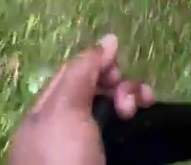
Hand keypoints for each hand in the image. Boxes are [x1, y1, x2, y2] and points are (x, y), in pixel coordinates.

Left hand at [7, 34, 154, 164]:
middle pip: (97, 87)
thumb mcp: (64, 111)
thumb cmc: (62, 162)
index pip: (74, 72)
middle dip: (120, 83)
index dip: (99, 63)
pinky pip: (124, 128)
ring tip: (142, 108)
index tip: (118, 69)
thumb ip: (83, 70)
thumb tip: (109, 38)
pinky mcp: (107, 158)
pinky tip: (147, 116)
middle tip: (129, 99)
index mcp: (44, 114)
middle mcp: (64, 127)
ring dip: (132, 96)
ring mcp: (86, 146)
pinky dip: (138, 118)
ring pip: (114, 106)